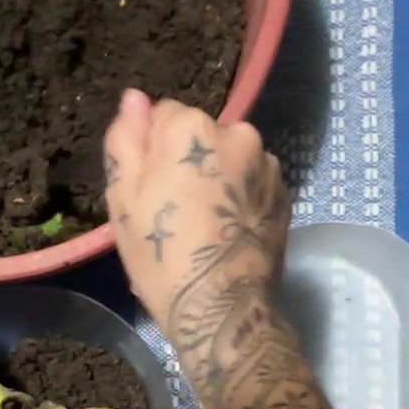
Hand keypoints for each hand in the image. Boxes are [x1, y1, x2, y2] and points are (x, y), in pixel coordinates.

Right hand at [103, 89, 290, 334]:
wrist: (222, 309)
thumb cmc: (163, 258)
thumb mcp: (124, 203)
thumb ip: (125, 142)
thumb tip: (133, 98)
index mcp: (191, 127)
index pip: (162, 117)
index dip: (151, 154)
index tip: (151, 193)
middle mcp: (238, 132)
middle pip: (200, 136)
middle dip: (188, 163)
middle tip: (177, 215)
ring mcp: (267, 163)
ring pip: (229, 159)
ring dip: (217, 180)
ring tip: (205, 227)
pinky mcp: (285, 194)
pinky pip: (252, 183)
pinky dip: (239, 198)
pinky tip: (228, 233)